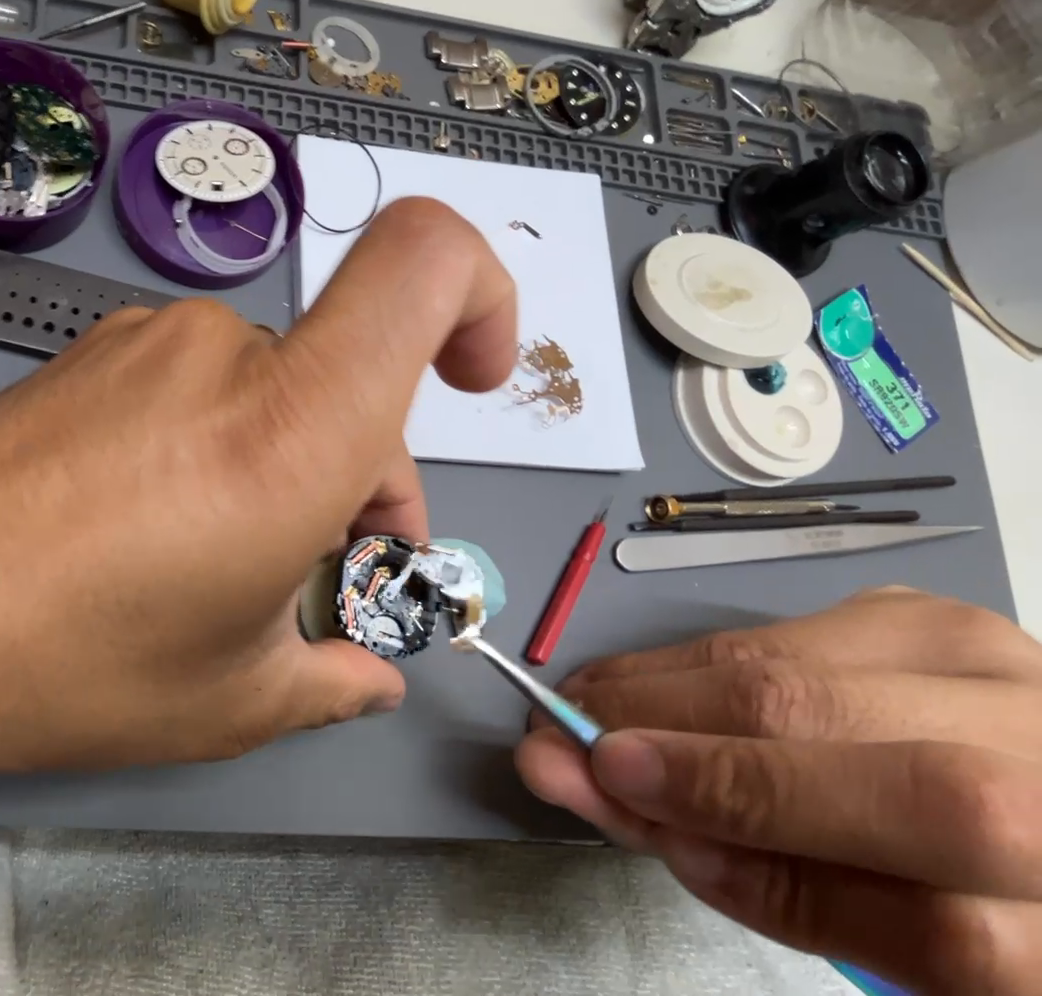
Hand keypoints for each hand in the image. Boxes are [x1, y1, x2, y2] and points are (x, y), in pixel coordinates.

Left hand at [0, 199, 514, 777]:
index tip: (471, 380)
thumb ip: (327, 679)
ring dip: (272, 463)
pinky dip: (203, 445)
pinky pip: (185, 387)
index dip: (482, 298)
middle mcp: (221, 359)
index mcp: (291, 430)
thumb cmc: (61, 664)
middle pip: (346, 375)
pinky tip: (147, 528)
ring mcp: (139, 348)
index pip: (426, 262)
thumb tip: (365, 676)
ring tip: (211, 564)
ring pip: (262, 386)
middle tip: (308, 575)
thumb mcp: (227, 699)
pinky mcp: (81, 360)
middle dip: (353, 475)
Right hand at [516, 588, 1041, 994]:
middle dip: (678, 749)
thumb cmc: (942, 885)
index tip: (614, 796)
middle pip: (872, 766)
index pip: (936, 925)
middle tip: (557, 742)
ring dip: (654, 693)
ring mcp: (1007, 676)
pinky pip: (772, 634)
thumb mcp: (879, 935)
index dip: (760, 867)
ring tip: (579, 708)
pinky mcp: (930, 617)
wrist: (1032, 788)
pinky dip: (680, 664)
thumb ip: (756, 879)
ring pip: (794, 674)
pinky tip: (640, 685)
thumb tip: (597, 789)